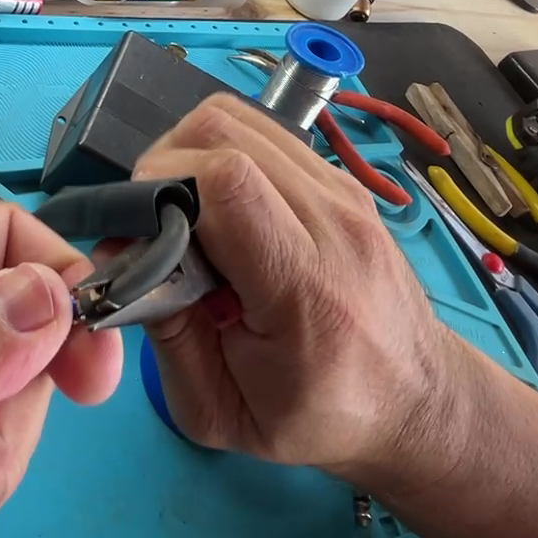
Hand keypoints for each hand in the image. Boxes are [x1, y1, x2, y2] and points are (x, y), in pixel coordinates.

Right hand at [129, 94, 475, 488]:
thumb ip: (163, 331)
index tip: (143, 227)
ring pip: (240, 119)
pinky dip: (222, 151)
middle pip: (226, 133)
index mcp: (305, 289)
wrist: (417, 404)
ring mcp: (344, 191)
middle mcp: (333, 222)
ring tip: (185, 207)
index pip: (228, 181)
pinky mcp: (342, 179)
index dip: (165, 184)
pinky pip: (262, 132)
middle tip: (155, 217)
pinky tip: (220, 203)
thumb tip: (120, 247)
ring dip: (192, 152)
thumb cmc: (316, 418)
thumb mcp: (218, 411)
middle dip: (167, 163)